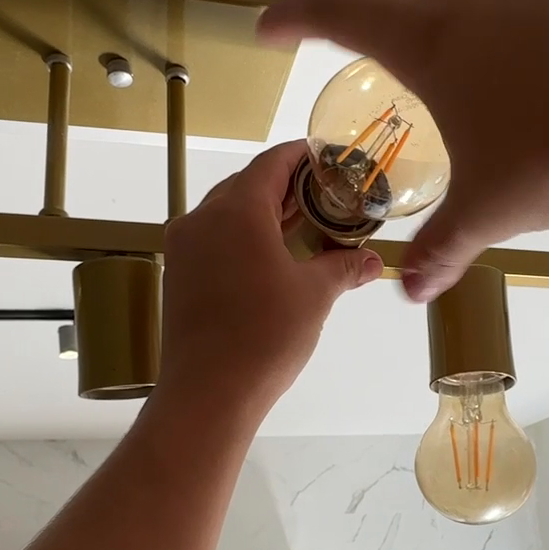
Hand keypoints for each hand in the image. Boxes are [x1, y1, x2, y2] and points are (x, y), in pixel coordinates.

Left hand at [157, 142, 381, 417]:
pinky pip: (213, 242)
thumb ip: (343, 268)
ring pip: (226, 215)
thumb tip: (371, 262)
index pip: (272, 163)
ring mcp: (184, 249)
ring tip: (302, 229)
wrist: (208, 392)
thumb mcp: (314, 296)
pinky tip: (269, 261)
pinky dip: (242, 240)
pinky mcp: (177, 276)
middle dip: (286, 188)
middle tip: (323, 198)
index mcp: (236, 210)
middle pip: (246, 186)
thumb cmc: (265, 335)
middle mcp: (202, 219)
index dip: (304, 156)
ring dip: (263, 216)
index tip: (329, 160)